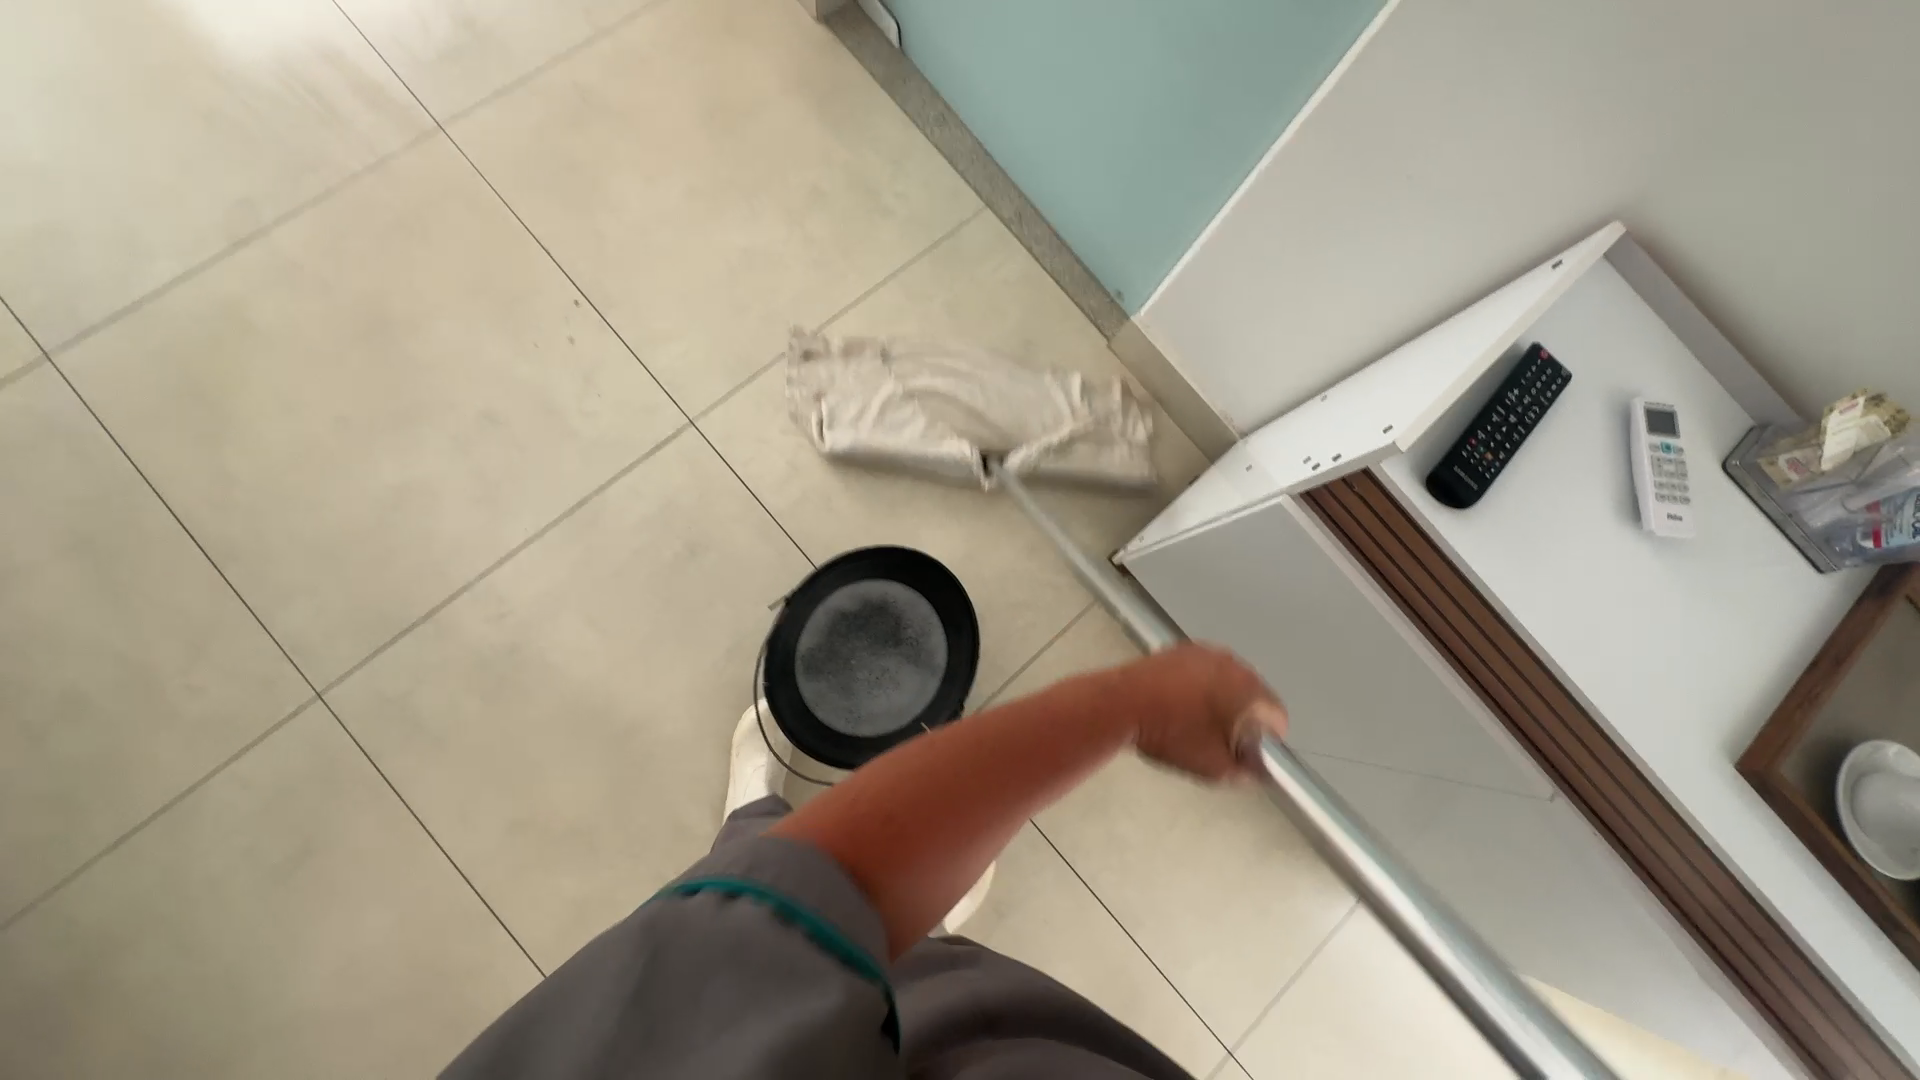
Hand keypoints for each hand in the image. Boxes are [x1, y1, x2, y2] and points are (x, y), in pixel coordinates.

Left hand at [1111, 644, 1286, 780]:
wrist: (1120, 704)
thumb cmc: (1171, 735)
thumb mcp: (1214, 768)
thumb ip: (1246, 772)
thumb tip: (1257, 770)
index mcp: (1249, 688)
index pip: (1277, 716)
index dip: (1266, 740)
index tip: (1246, 753)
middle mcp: (1232, 662)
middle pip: (1253, 694)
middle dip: (1243, 717)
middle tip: (1219, 740)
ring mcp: (1204, 651)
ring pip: (1227, 680)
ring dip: (1221, 699)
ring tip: (1195, 722)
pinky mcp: (1179, 648)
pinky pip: (1202, 670)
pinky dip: (1198, 685)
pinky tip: (1178, 703)